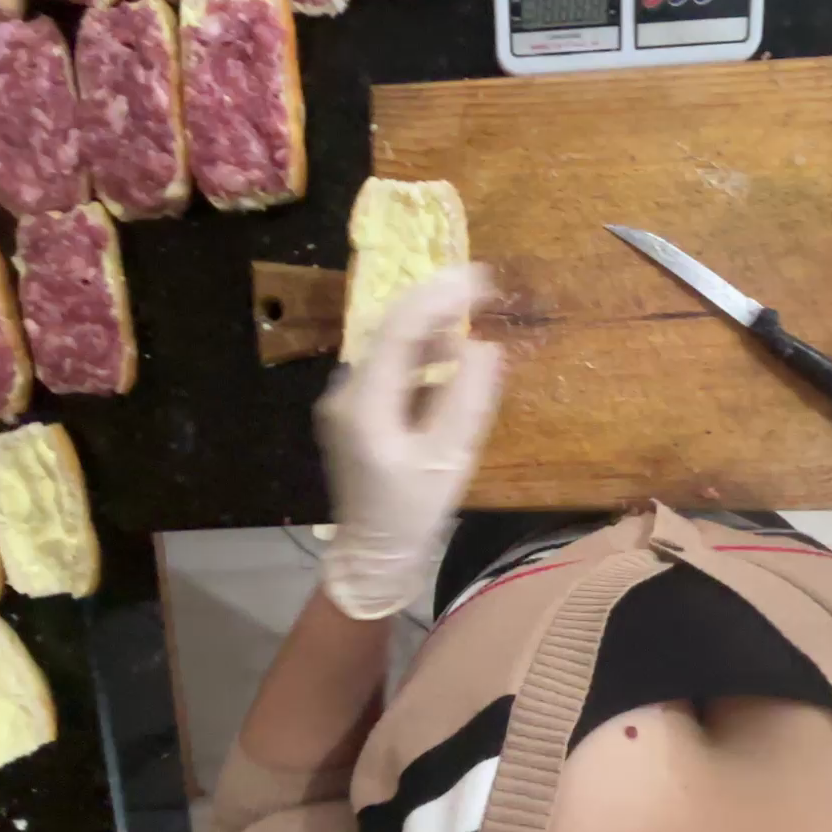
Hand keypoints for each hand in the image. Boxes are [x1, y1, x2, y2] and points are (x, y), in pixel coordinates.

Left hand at [315, 265, 505, 619]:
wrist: (373, 554)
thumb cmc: (412, 513)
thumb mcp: (448, 458)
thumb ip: (467, 399)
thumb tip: (486, 347)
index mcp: (366, 402)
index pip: (401, 328)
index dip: (441, 295)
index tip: (481, 278)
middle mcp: (347, 392)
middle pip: (392, 331)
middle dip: (437, 306)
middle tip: (482, 291)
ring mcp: (346, 402)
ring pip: (390, 348)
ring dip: (431, 332)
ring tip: (471, 327)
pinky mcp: (355, 412)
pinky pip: (390, 370)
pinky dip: (421, 358)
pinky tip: (448, 362)